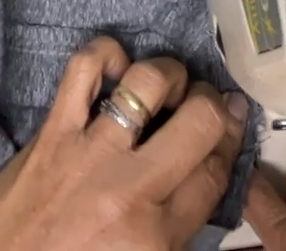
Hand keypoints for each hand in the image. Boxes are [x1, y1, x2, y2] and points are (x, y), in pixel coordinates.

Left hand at [0, 36, 249, 250]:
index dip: (231, 138)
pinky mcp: (53, 129)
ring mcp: (89, 153)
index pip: (215, 171)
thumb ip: (178, 219)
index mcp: (157, 238)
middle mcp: (129, 190)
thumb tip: (210, 160)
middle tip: (201, 102)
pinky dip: (105, 53)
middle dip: (210, 102)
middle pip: (199, 121)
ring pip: (148, 84)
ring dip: (167, 74)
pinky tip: (115, 69)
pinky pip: (84, 67)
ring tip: (163, 84)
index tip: (232, 119)